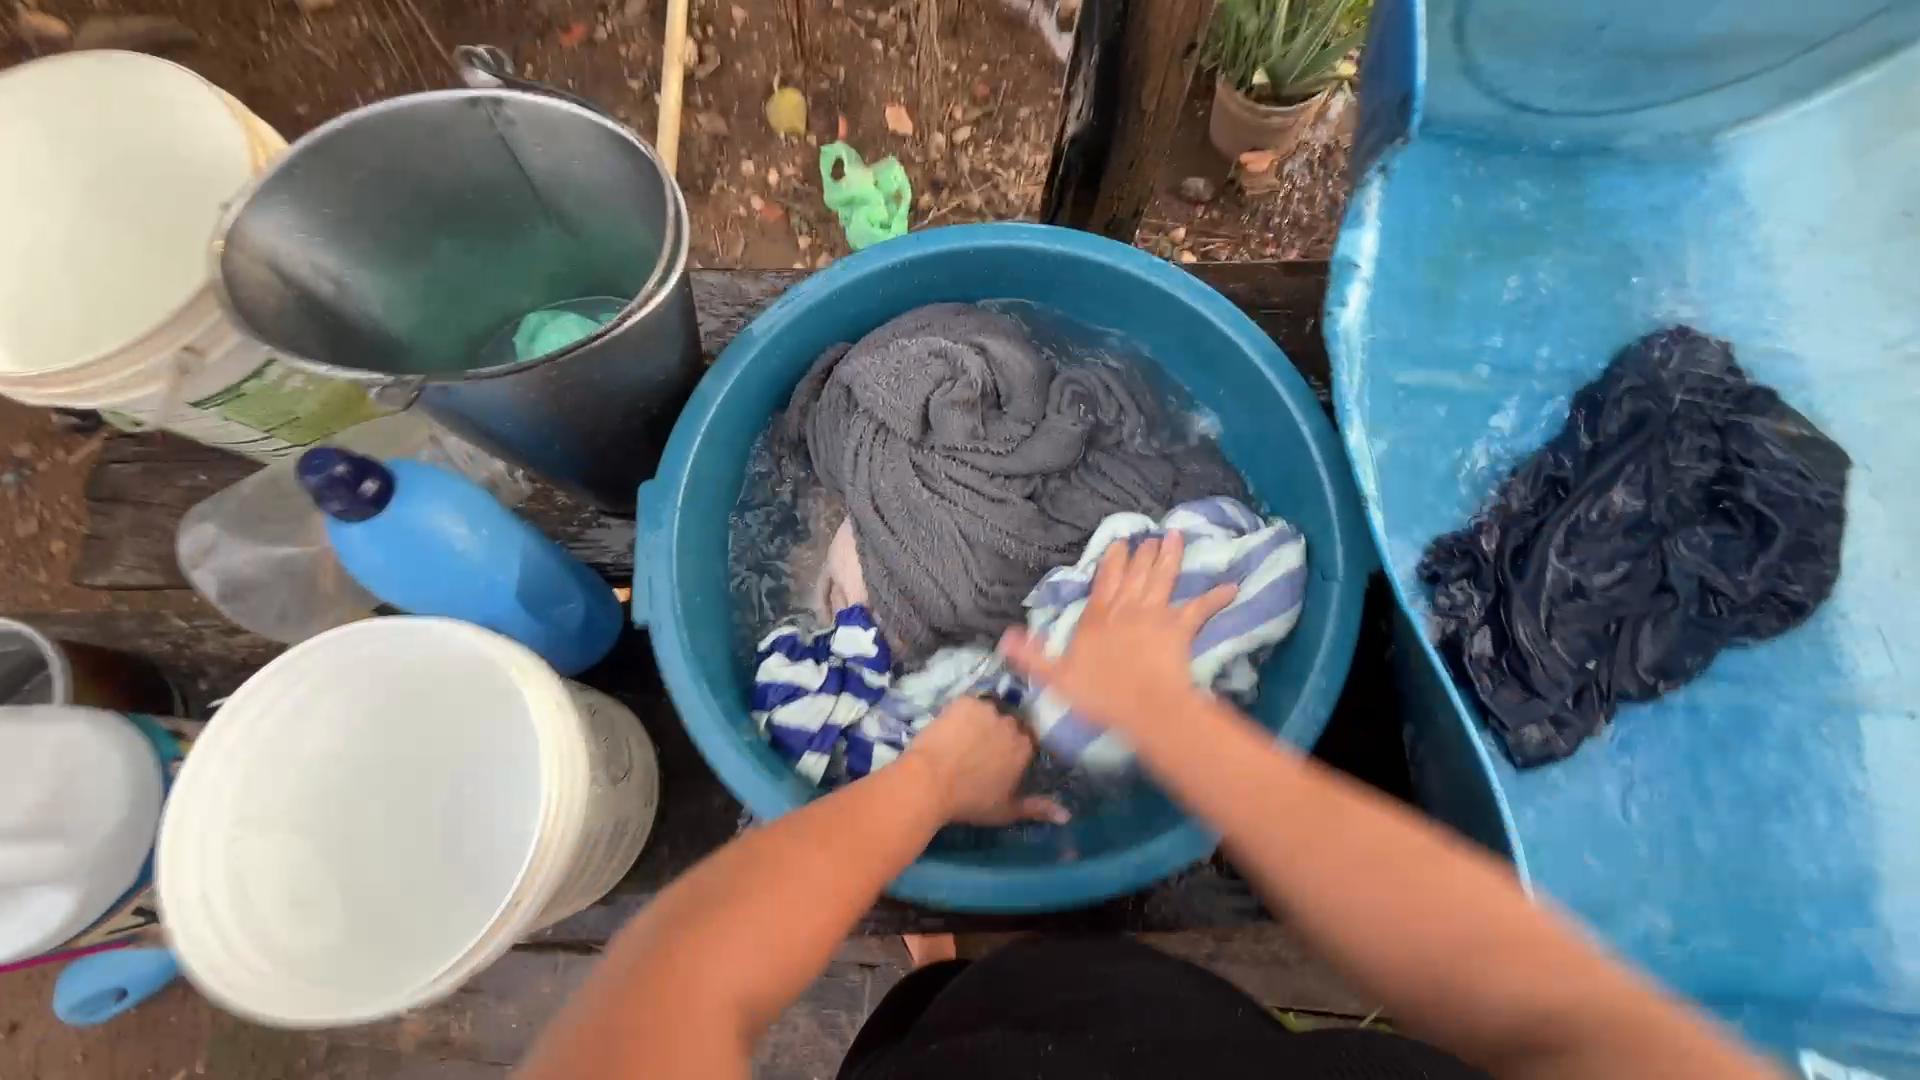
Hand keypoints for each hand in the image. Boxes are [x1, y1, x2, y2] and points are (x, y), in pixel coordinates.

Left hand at [902, 699, 1068, 825]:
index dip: (1014, 748)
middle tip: (980, 748)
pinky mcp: (965, 701)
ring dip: (982, 721)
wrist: (930, 782)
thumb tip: (1066, 815)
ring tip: (963, 737)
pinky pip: (969, 704)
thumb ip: (1038, 808)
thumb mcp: (1006, 810)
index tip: (1002, 757)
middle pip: (1010, 723)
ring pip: (990, 711)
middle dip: (999, 733)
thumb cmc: (970, 801)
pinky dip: (962, 713)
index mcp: (1026, 748)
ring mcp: (988, 709)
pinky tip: (951, 728)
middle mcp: (1013, 724)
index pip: (1028, 739)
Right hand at [998, 532, 1234, 734]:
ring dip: (1170, 557)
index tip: (1118, 542)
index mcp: (1098, 618)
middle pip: (1135, 574)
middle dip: (1141, 553)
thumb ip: (1032, 655)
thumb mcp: (1056, 677)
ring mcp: (1155, 615)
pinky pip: (1200, 608)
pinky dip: (1216, 597)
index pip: (1104, 583)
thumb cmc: (1099, 694)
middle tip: (1148, 535)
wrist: (1143, 707)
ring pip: (1163, 579)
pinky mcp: (1180, 628)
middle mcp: (1126, 609)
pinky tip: (1232, 586)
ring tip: (1176, 537)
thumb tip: (1005, 636)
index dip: (1111, 561)